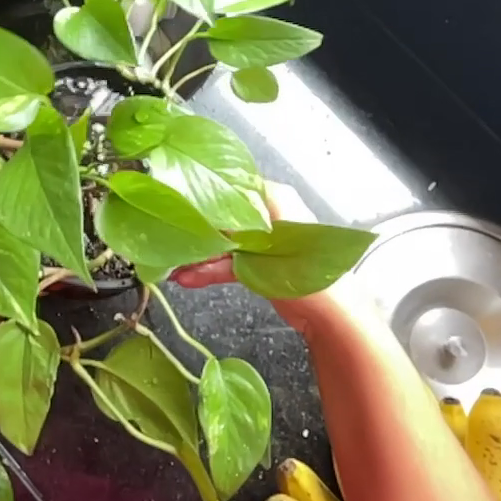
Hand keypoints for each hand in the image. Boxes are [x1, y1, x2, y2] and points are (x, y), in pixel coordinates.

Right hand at [170, 182, 383, 343]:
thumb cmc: (305, 267)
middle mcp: (266, 214)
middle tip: (169, 239)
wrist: (330, 312)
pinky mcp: (257, 264)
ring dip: (198, 256)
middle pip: (221, 217)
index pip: (229, 187)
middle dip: (196, 232)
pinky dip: (209, 270)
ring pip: (221, 242)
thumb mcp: (267, 237)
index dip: (202, 195)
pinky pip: (227, 262)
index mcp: (273, 197)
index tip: (177, 204)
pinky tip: (187, 278)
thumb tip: (202, 211)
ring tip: (171, 267)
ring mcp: (260, 241)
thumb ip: (235, 222)